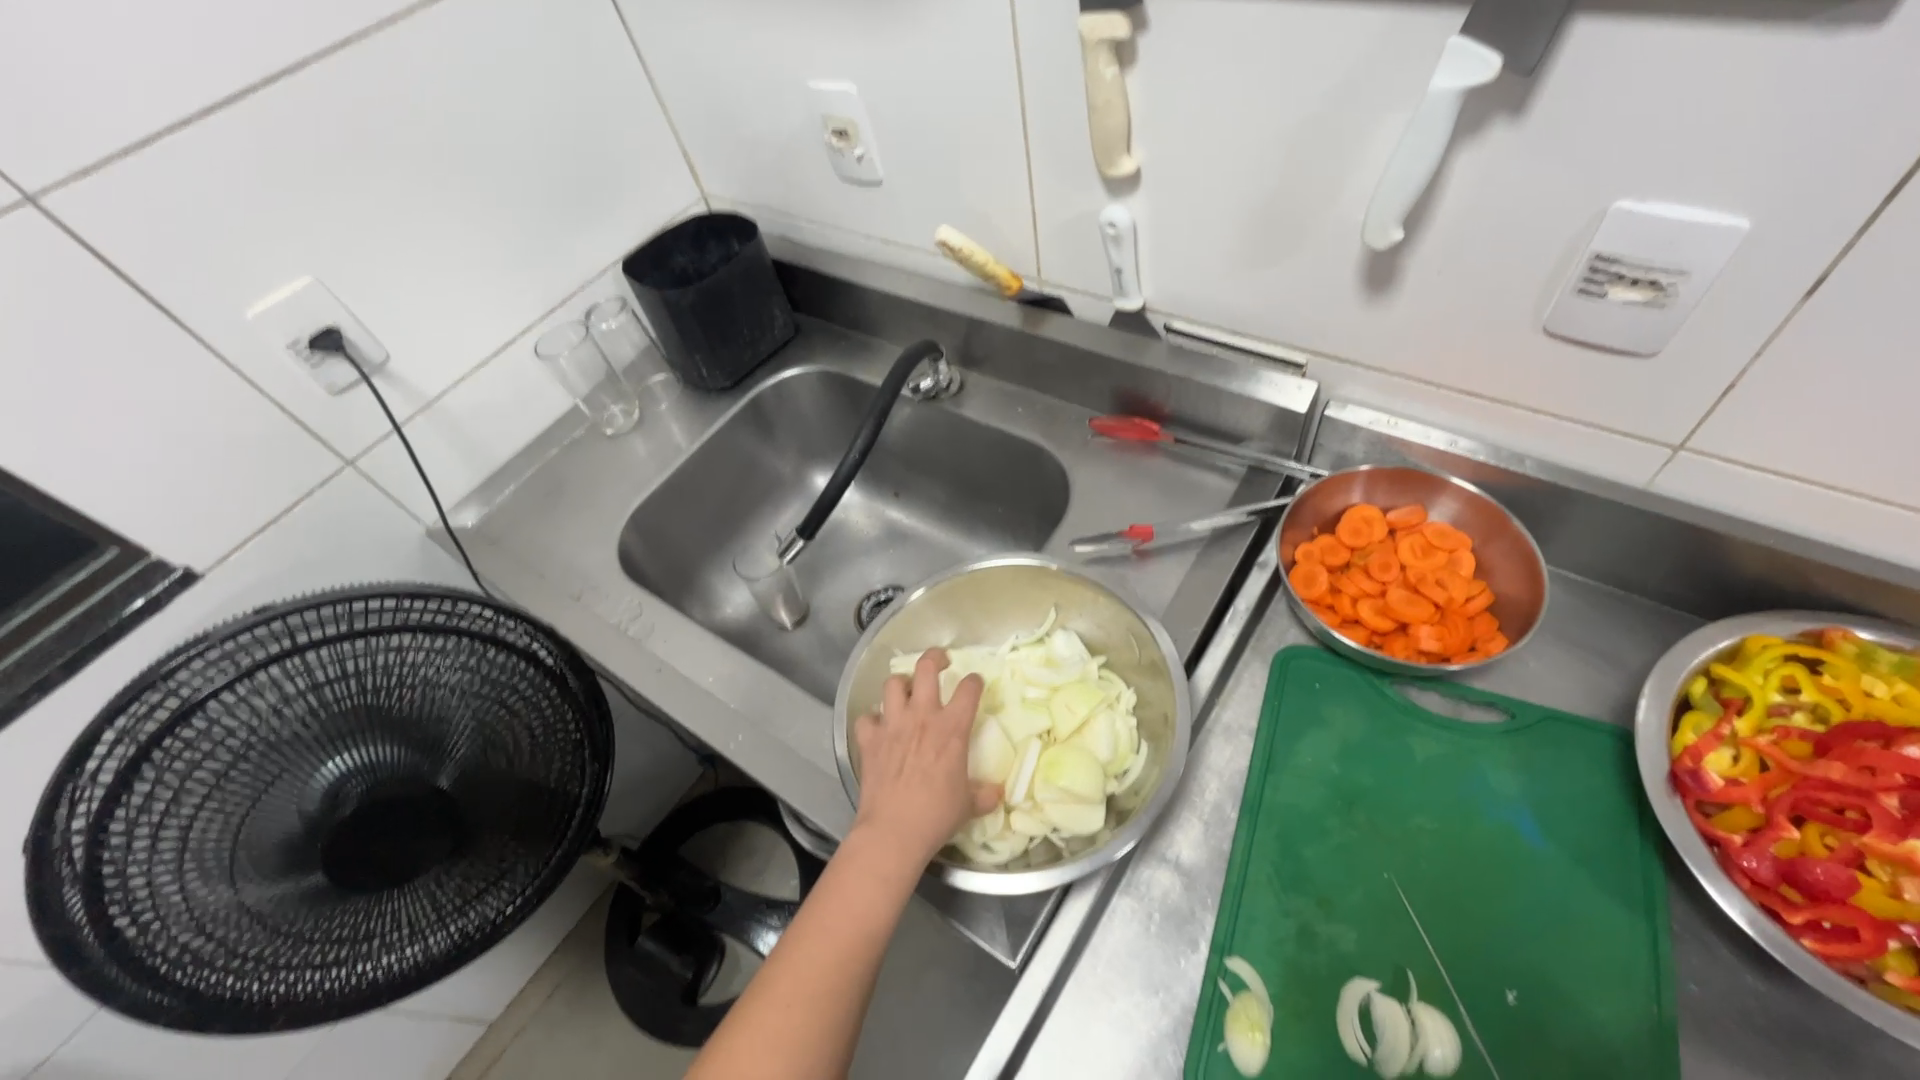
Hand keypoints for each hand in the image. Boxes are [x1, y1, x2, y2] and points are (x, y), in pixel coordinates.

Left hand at [851, 649, 1002, 864]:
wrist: (894, 830)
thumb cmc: (937, 815)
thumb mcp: (969, 805)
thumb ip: (984, 794)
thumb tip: (997, 793)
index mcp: (952, 728)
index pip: (968, 689)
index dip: (974, 681)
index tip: (975, 682)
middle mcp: (922, 717)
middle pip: (926, 669)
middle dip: (935, 658)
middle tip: (940, 661)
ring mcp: (892, 725)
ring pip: (892, 684)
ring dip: (900, 684)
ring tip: (906, 691)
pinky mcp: (869, 739)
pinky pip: (866, 717)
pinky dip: (871, 719)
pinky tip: (877, 727)